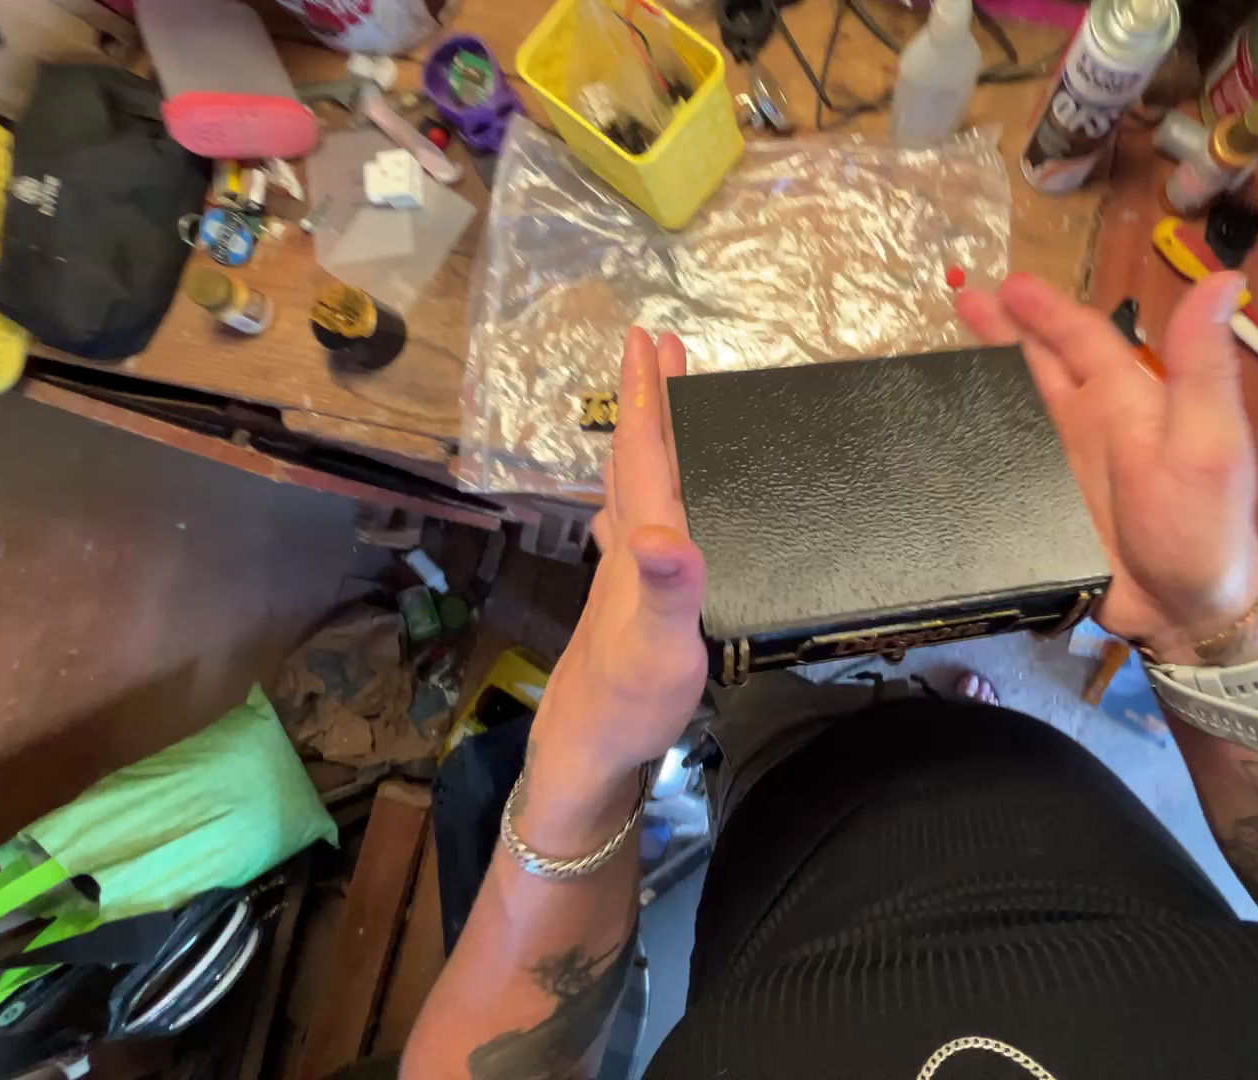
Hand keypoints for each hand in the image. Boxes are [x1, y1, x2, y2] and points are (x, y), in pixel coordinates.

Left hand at [530, 327, 707, 793]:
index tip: (647, 339)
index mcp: (638, 542)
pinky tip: (650, 502)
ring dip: (648, 438)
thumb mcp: (659, 649)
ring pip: (633, 485)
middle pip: (635, 457)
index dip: (645, 397)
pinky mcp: (630, 591)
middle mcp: (627, 544)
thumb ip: (668, 592)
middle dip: (648, 400)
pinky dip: (649, 488)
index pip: (642, 456)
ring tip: (665, 408)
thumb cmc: (628, 697)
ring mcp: (624, 568)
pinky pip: (642, 517)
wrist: (588, 745)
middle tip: (663, 351)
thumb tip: (668, 533)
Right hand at [955, 272, 1257, 662]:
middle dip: (1005, 327)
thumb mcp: (1207, 444)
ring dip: (990, 368)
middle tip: (964, 298)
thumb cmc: (1198, 528)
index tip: (1005, 285)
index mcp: (1130, 399)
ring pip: (1021, 400)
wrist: (1178, 609)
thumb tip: (1221, 279)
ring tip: (952, 345)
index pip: (1082, 339)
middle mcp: (1094, 420)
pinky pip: (1008, 451)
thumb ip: (1202, 367)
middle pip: (1043, 361)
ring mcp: (1065, 460)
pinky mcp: (1044, 496)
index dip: (1045, 310)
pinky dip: (983, 428)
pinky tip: (957, 422)